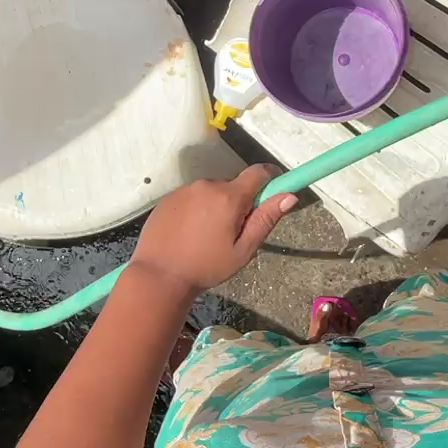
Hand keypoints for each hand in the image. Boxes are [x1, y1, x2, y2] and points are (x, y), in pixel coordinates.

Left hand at [128, 166, 297, 292]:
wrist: (158, 274)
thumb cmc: (206, 267)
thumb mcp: (243, 250)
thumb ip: (265, 220)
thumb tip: (289, 196)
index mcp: (229, 197)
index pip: (258, 172)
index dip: (270, 178)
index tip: (273, 191)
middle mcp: (207, 185)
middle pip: (233, 184)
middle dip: (239, 201)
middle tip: (233, 231)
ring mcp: (185, 190)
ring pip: (211, 191)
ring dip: (216, 205)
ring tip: (207, 235)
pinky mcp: (168, 197)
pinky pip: (191, 197)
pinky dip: (196, 209)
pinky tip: (189, 233)